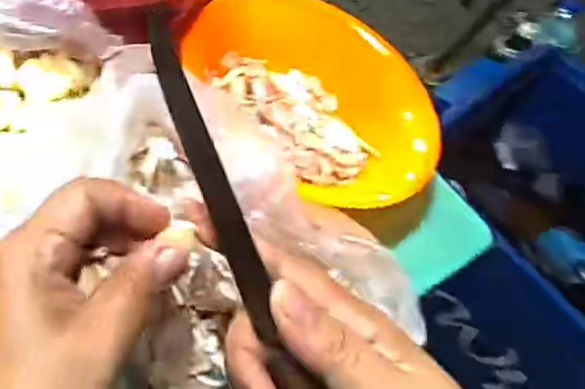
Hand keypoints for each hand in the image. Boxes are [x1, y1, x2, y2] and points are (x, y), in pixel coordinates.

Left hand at [0, 179, 190, 388]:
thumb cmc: (46, 385)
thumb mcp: (97, 340)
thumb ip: (137, 287)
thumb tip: (176, 246)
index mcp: (27, 244)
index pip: (81, 195)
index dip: (128, 201)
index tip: (170, 224)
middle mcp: (19, 247)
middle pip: (78, 213)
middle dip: (126, 223)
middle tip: (171, 246)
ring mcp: (21, 273)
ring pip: (76, 239)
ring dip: (119, 246)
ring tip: (159, 264)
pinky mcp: (27, 299)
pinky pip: (70, 266)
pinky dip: (103, 269)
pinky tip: (133, 284)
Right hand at [200, 214, 453, 388]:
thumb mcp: (391, 388)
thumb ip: (337, 344)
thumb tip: (275, 289)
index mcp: (349, 317)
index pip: (284, 263)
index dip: (238, 237)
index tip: (193, 213)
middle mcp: (325, 334)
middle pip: (256, 313)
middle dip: (245, 347)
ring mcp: (314, 368)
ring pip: (257, 352)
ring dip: (253, 377)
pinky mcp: (303, 387)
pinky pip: (267, 380)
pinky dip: (261, 387)